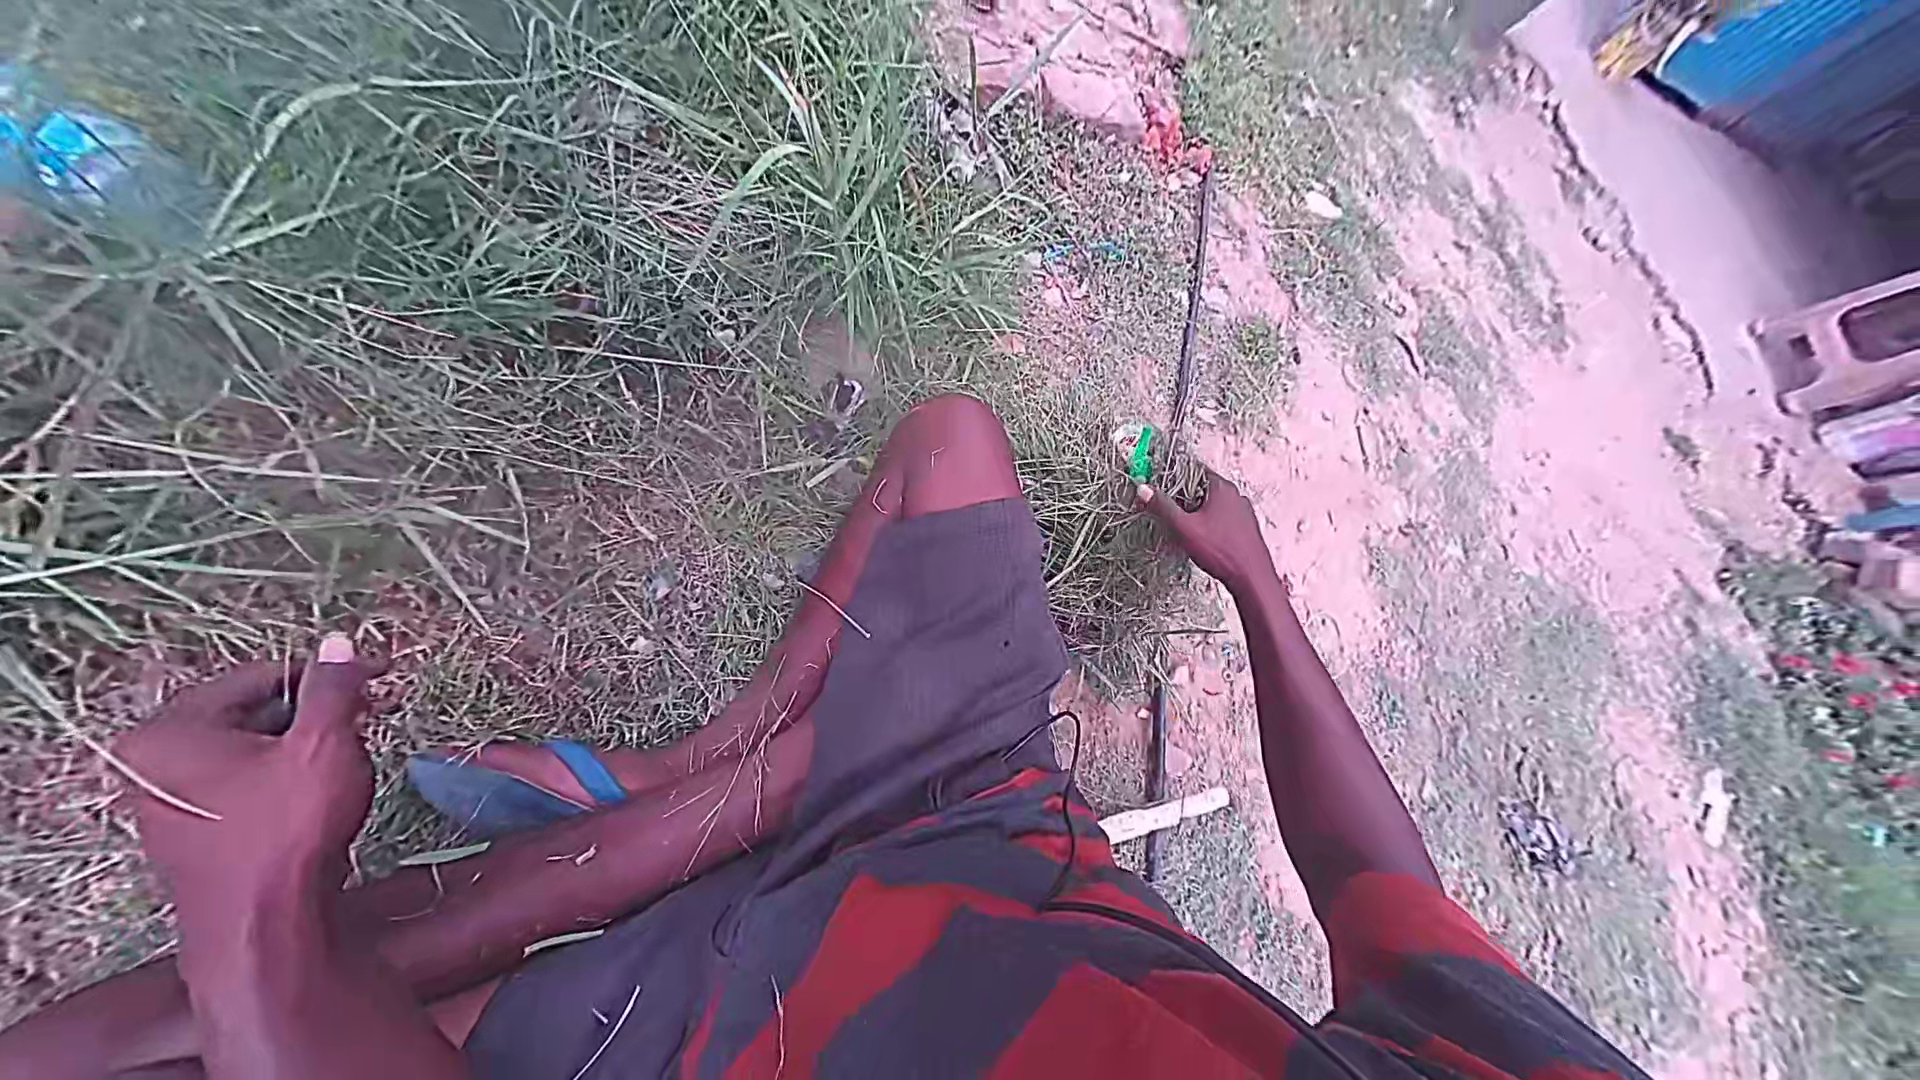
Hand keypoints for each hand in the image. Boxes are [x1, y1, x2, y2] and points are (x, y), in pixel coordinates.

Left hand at [116, 634, 380, 918]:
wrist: (266, 916)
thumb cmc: (289, 822)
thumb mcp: (324, 741)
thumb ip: (333, 686)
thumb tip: (339, 642)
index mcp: (169, 734)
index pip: (260, 675)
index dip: (327, 671)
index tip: (379, 672)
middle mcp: (155, 762)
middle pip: (258, 708)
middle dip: (322, 705)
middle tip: (375, 706)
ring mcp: (174, 796)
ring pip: (259, 740)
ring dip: (316, 733)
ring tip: (363, 738)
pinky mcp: (203, 821)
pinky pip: (254, 771)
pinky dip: (297, 762)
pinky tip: (333, 774)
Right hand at [1136, 467, 1277, 593]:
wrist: (1250, 577)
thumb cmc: (1224, 552)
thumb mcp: (1183, 528)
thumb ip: (1162, 507)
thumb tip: (1146, 491)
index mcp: (1222, 489)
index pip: (1194, 469)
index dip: (1173, 476)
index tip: (1160, 483)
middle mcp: (1235, 497)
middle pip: (1201, 487)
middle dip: (1182, 496)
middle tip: (1167, 507)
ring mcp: (1241, 512)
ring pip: (1211, 503)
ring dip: (1195, 511)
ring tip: (1182, 525)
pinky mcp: (1243, 527)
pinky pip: (1220, 517)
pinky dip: (1207, 522)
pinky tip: (1200, 537)